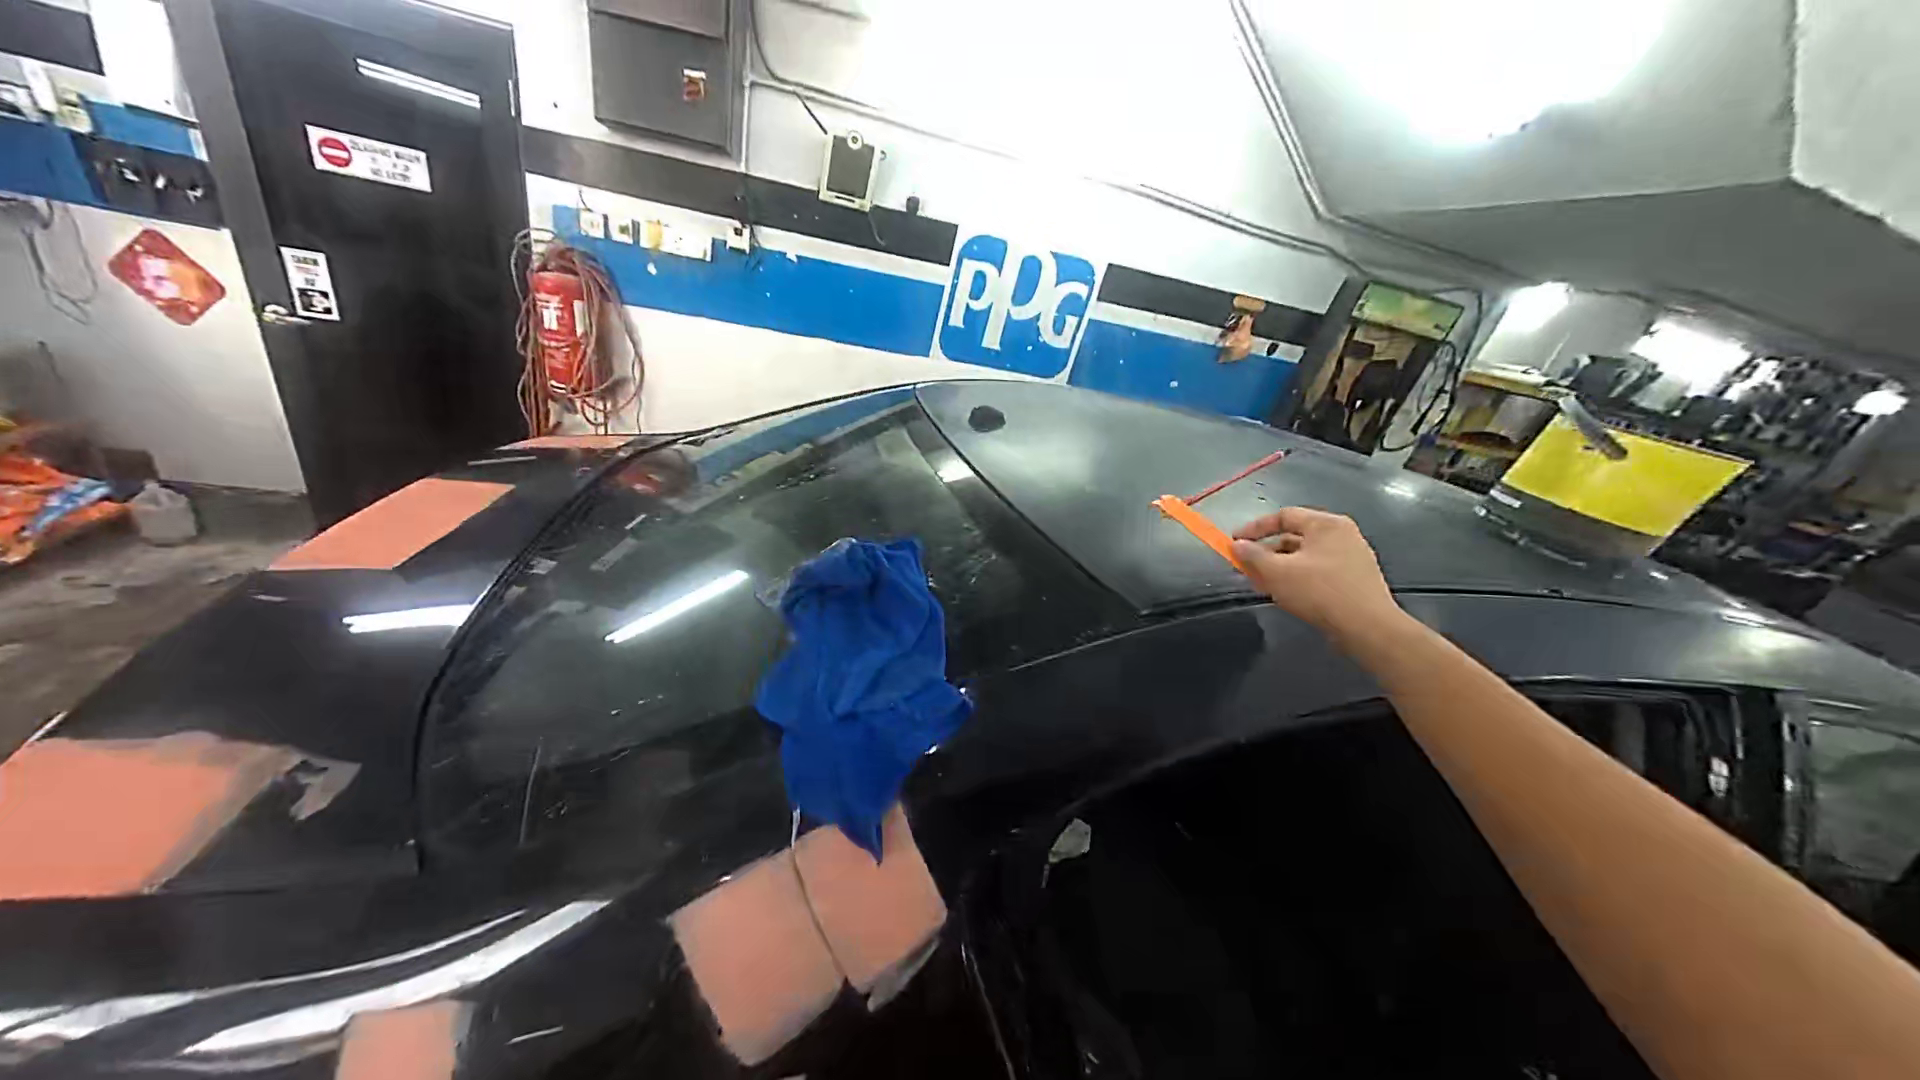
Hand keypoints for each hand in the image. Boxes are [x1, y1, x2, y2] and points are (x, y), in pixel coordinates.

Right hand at [1231, 508, 1404, 641]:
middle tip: (1245, 566)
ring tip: (1261, 583)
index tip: (1234, 543)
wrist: (1367, 627)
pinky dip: (1297, 576)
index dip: (1254, 528)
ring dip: (1279, 566)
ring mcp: (1352, 556)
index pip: (1283, 516)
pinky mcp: (1355, 578)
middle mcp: (1342, 534)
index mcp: (1326, 524)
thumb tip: (1237, 545)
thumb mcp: (1276, 572)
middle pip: (1294, 535)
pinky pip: (1318, 569)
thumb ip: (1252, 556)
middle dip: (1265, 551)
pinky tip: (1285, 593)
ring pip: (1305, 555)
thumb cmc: (1319, 592)